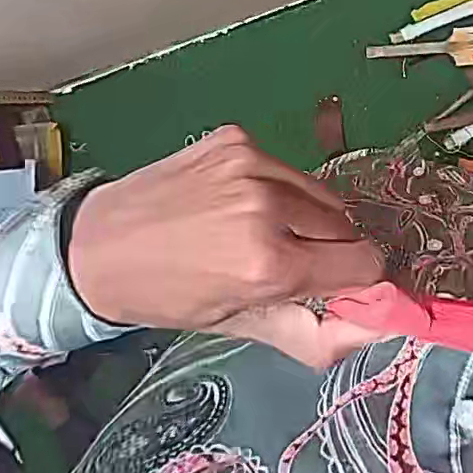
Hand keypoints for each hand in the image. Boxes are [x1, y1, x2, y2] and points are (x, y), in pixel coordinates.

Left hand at [68, 126, 385, 366]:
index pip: (364, 264)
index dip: (358, 279)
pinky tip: (238, 200)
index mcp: (269, 263)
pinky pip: (287, 168)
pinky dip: (277, 188)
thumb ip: (314, 335)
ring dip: (306, 216)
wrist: (98, 244)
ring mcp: (251, 163)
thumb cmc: (168, 295)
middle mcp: (267, 205)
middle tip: (286, 259)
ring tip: (260, 228)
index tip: (336, 283)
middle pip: (347, 226)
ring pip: (320, 193)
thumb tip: (374, 327)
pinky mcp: (236, 138)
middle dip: (329, 249)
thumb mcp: (238, 327)